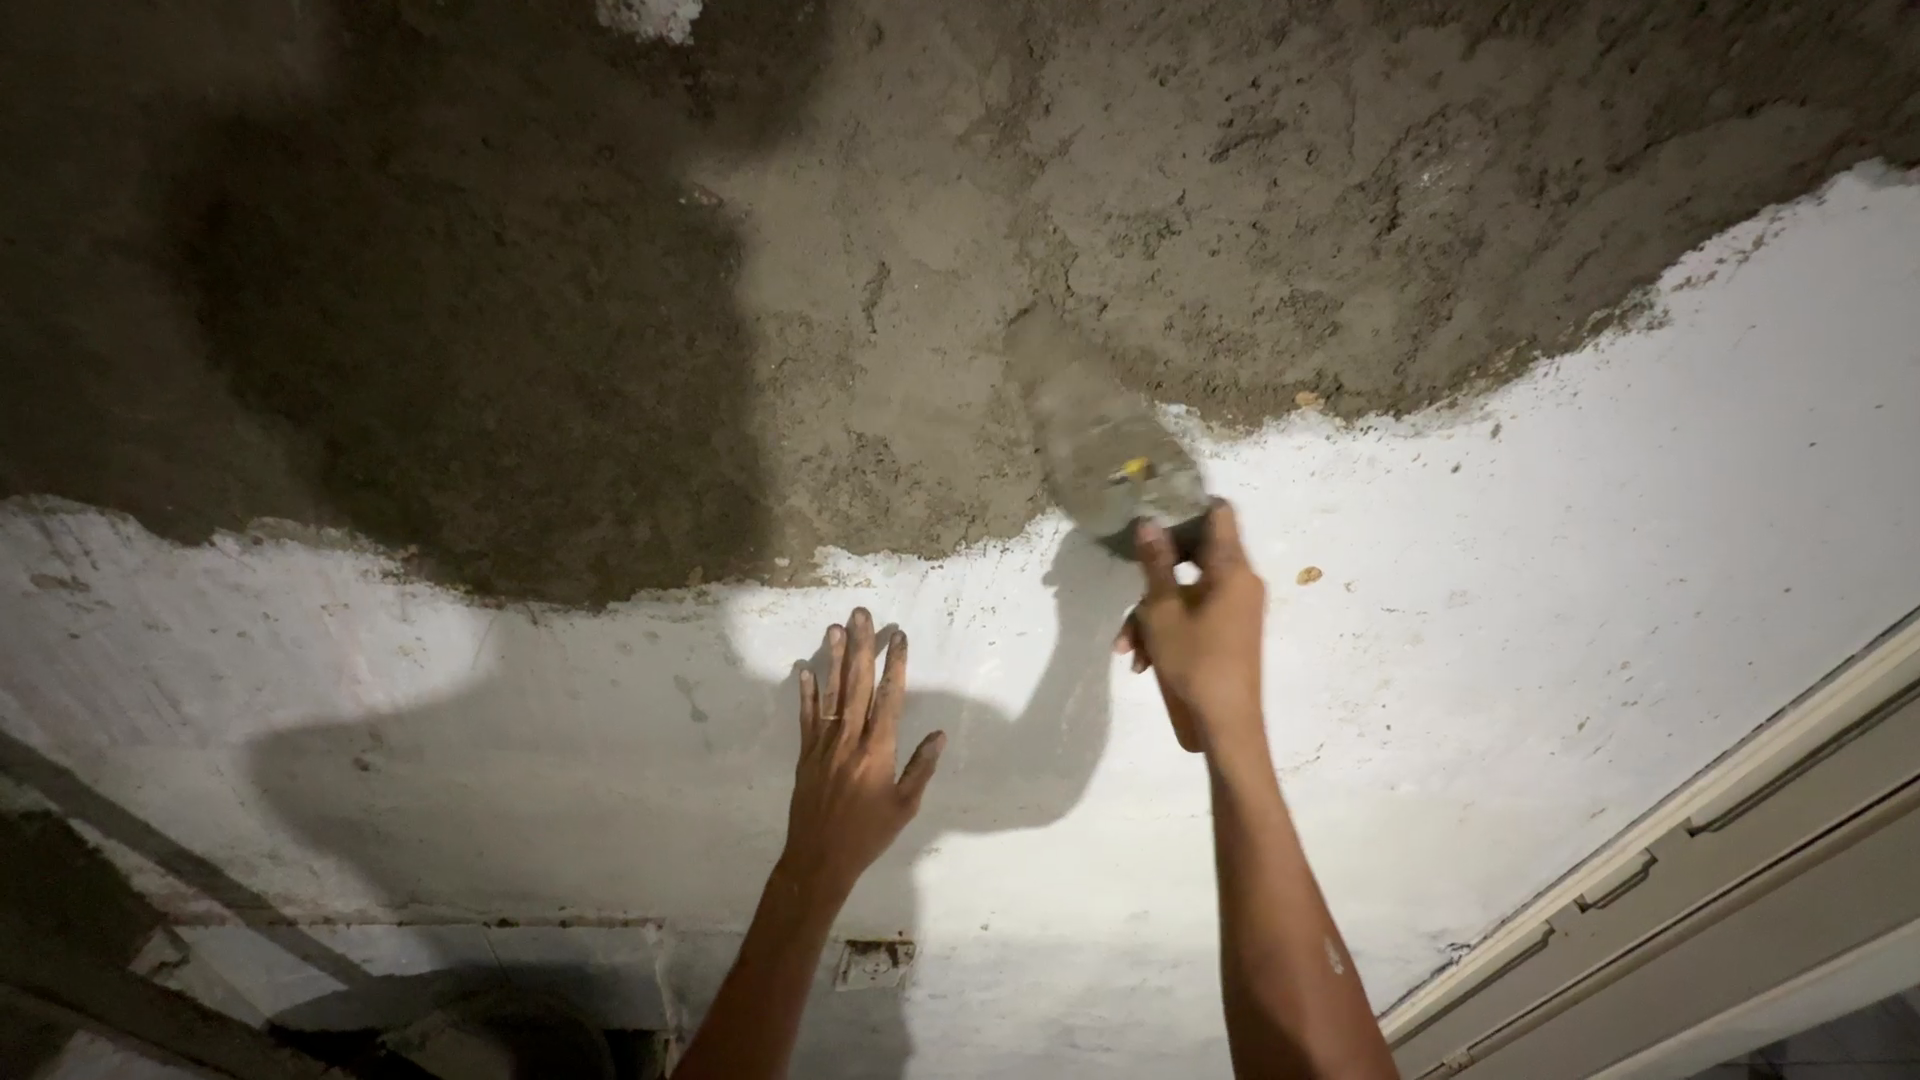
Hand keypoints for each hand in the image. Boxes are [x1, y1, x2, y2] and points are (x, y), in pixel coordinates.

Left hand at [777, 608, 944, 904]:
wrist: (819, 860)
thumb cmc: (868, 834)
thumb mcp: (905, 806)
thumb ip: (921, 767)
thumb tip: (939, 735)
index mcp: (878, 751)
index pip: (889, 697)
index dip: (895, 665)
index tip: (899, 636)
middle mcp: (850, 740)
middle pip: (857, 684)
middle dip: (862, 646)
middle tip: (863, 614)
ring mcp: (824, 744)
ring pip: (831, 693)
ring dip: (835, 658)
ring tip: (836, 627)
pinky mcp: (805, 754)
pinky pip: (807, 717)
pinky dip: (806, 692)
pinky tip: (805, 668)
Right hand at [1115, 501, 1267, 751]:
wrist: (1227, 725)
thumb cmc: (1196, 662)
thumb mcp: (1164, 612)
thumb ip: (1155, 564)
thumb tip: (1149, 522)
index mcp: (1232, 569)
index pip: (1219, 514)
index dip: (1188, 505)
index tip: (1154, 508)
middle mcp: (1240, 581)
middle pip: (1194, 553)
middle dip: (1154, 573)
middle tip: (1130, 581)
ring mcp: (1235, 607)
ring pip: (1186, 591)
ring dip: (1151, 612)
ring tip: (1126, 646)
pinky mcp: (1228, 630)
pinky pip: (1193, 614)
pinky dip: (1166, 629)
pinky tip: (1140, 660)